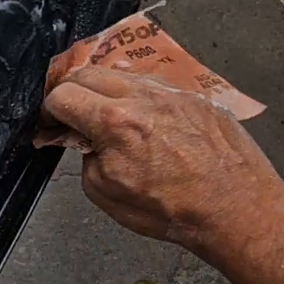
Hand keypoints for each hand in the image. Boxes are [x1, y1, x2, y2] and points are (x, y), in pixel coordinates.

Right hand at [37, 67, 283, 255]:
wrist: (236, 210)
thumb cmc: (168, 209)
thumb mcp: (102, 190)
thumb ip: (85, 155)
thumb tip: (83, 140)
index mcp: (114, 123)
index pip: (62, 96)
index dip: (47, 112)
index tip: (50, 126)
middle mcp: (144, 98)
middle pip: (88, 72)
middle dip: (69, 92)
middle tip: (68, 115)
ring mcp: (175, 94)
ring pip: (122, 73)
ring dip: (103, 90)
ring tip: (105, 116)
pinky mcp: (199, 98)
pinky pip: (156, 84)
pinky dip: (137, 96)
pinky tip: (140, 119)